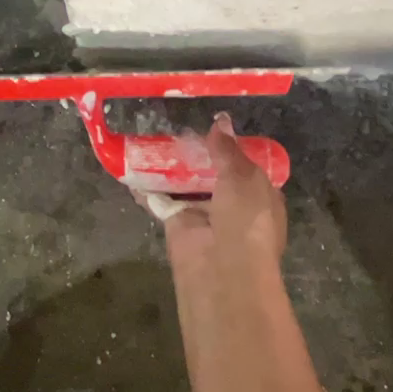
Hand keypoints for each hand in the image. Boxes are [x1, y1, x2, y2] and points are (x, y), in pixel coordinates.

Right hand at [154, 115, 288, 270]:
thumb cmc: (247, 219)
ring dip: (171, 168)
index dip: (231, 147)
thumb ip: (228, 150)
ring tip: (153, 137)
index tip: (213, 125)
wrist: (223, 270)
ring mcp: (204, 216)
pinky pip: (160, 201)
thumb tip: (220, 121)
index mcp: (259, 197)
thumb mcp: (244, 177)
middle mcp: (233, 207)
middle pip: (212, 175)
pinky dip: (146, 187)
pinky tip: (133, 166)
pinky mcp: (177, 225)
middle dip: (197, 155)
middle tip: (178, 128)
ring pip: (185, 186)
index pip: (245, 167)